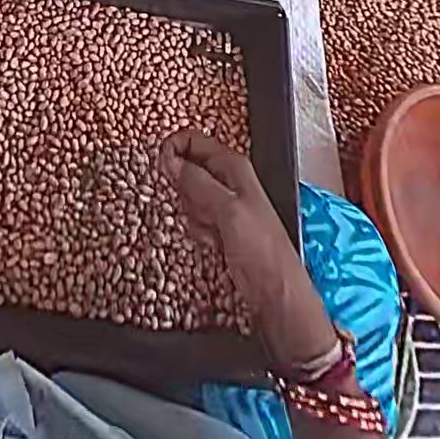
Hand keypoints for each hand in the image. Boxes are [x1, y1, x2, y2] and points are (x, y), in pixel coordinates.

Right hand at [158, 131, 334, 369]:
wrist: (278, 297)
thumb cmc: (263, 251)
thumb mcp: (227, 210)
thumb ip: (196, 181)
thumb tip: (169, 159)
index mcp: (234, 167)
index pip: (194, 141)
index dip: (174, 149)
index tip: (161, 165)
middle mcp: (229, 181)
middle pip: (188, 169)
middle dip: (184, 189)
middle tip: (197, 208)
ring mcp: (224, 205)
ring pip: (189, 196)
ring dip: (192, 214)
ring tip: (211, 230)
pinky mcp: (219, 228)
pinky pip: (195, 219)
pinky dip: (197, 231)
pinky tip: (211, 242)